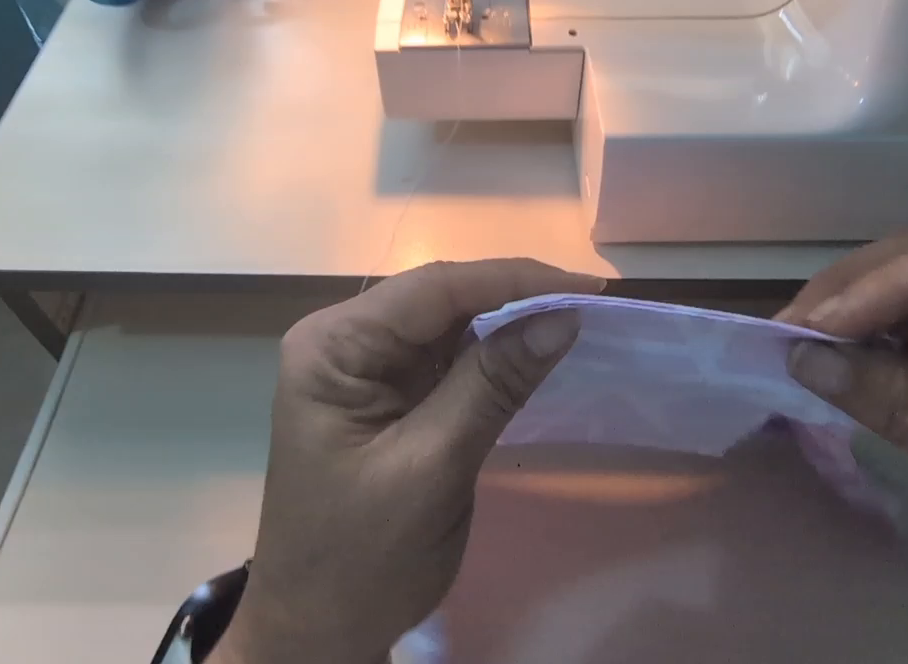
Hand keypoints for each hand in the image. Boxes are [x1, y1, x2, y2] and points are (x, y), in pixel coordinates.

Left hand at [214, 260, 601, 663]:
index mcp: (334, 345)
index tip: (585, 286)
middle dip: (516, 295)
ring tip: (575, 314)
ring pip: (451, 321)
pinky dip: (496, 352)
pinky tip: (535, 346)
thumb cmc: (360, 558)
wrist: (317, 632)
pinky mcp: (392, 390)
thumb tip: (562, 318)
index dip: (512, 279)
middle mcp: (347, 338)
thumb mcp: (431, 467)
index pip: (433, 288)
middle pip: (441, 297)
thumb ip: (492, 384)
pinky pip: (451, 354)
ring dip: (511, 319)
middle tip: (590, 300)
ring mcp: (368, 363)